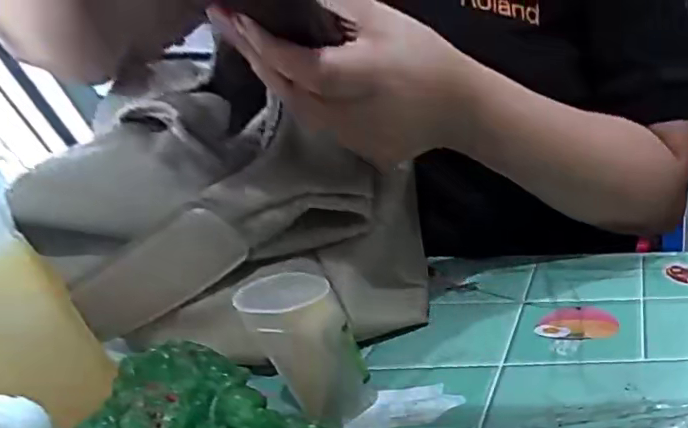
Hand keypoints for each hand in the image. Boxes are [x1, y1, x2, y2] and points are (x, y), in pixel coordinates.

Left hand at [210, 0, 472, 168]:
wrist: (461, 110)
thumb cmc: (424, 56)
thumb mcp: (378, 16)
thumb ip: (330, 4)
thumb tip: (289, 1)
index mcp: (364, 80)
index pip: (304, 68)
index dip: (265, 45)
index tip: (233, 15)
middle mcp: (357, 117)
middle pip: (294, 95)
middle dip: (257, 58)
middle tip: (226, 24)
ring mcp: (361, 141)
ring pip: (305, 113)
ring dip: (275, 81)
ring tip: (251, 48)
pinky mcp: (368, 153)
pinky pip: (324, 126)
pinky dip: (302, 101)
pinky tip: (291, 79)